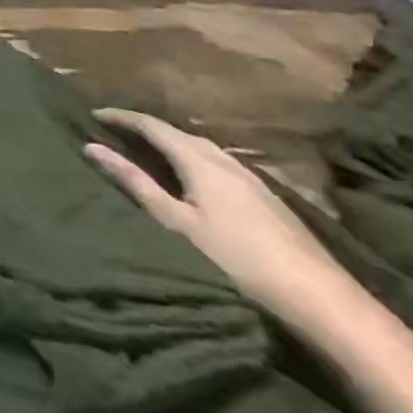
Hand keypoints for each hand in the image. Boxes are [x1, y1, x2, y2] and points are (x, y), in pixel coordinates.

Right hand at [85, 108, 344, 316]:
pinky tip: (191, 174)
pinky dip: (192, 157)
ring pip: (202, 148)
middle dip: (146, 127)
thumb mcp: (174, 221)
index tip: (93, 113)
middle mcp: (227, 162)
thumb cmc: (236, 257)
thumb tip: (91, 146)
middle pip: (180, 133)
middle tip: (115, 130)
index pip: (153, 126)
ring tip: (147, 148)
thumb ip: (133, 181)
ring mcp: (253, 180)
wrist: (322, 300)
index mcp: (200, 161)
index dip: (121, 117)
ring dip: (171, 142)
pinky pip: (219, 163)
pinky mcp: (267, 198)